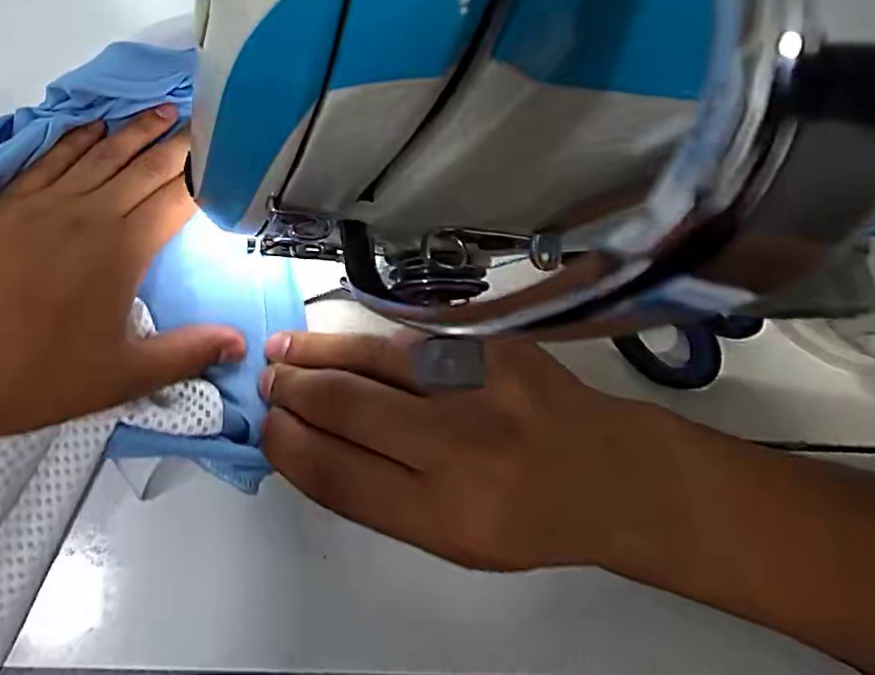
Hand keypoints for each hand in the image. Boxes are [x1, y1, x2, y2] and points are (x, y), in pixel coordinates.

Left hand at [0, 107, 245, 497]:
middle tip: (204, 122)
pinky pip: (53, 156)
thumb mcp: (120, 376)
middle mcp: (92, 211)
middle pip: (145, 165)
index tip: (226, 158)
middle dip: (179, 143)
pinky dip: (77, 137)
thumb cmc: (32, 375)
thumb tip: (242, 342)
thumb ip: (185, 354)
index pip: (177, 198)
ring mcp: (48, 201)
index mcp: (124, 248)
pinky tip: (93, 127)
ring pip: (103, 152)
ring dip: (136, 129)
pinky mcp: (11, 202)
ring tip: (162, 111)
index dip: (204, 175)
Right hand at [260, 331, 685, 572]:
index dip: (290, 445)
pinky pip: (407, 338)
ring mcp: (480, 383)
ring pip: (371, 356)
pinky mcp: (492, 341)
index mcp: (448, 515)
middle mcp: (463, 446)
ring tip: (283, 351)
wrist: (607, 471)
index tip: (268, 427)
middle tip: (268, 382)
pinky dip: (363, 340)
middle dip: (294, 390)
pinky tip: (338, 343)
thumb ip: (374, 490)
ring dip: (316, 352)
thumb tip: (302, 438)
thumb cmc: (522, 516)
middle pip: (347, 406)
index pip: (339, 473)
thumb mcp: (448, 536)